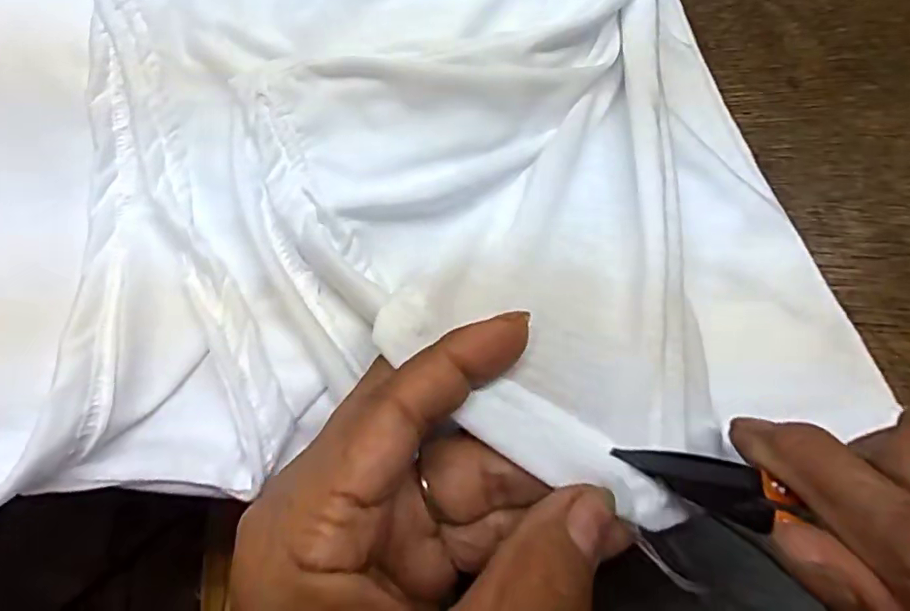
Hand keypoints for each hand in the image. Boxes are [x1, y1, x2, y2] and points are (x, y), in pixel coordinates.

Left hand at [233, 313, 632, 609]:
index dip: (456, 358)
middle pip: (430, 440)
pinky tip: (575, 525)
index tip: (520, 325)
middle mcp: (331, 511)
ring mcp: (364, 543)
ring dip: (529, 486)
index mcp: (310, 518)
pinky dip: (519, 526)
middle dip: (511, 434)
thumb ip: (528, 589)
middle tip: (582, 414)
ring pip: (458, 484)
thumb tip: (598, 504)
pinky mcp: (393, 574)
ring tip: (599, 489)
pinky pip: (464, 528)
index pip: (389, 406)